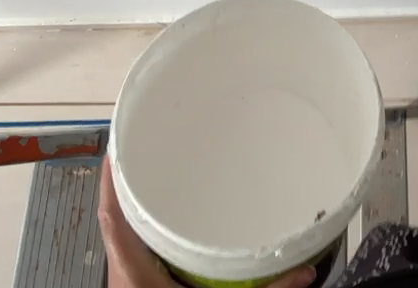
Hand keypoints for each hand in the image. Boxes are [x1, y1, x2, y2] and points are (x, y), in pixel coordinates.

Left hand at [99, 160, 316, 287]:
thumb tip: (305, 272)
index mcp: (133, 271)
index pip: (112, 215)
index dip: (112, 179)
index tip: (120, 144)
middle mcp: (123, 274)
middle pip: (118, 219)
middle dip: (132, 184)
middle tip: (152, 150)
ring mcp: (127, 282)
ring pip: (126, 237)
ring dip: (139, 208)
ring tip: (162, 176)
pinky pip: (137, 251)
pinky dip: (148, 232)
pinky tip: (170, 223)